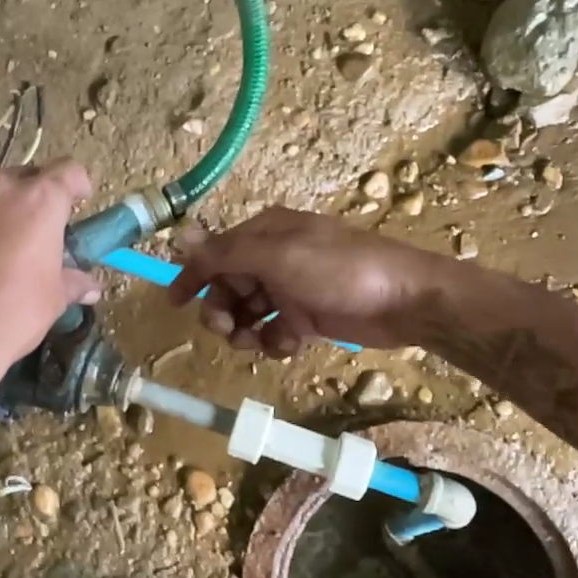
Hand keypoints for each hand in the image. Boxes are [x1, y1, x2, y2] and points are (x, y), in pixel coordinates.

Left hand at [0, 160, 102, 377]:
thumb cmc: (15, 311)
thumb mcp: (54, 298)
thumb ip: (74, 282)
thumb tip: (91, 287)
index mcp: (41, 201)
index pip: (68, 170)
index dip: (78, 184)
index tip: (79, 201)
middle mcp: (2, 189)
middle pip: (28, 175)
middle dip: (39, 194)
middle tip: (43, 227)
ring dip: (5, 206)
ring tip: (7, 241)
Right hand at [167, 208, 448, 355]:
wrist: (404, 300)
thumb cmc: (339, 270)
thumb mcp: (278, 256)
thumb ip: (227, 251)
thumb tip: (181, 234)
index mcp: (265, 233)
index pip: (215, 253)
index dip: (192, 276)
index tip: (173, 302)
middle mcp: (274, 258)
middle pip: (227, 286)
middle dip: (221, 310)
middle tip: (227, 330)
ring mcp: (291, 288)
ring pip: (247, 312)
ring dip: (243, 330)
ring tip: (257, 342)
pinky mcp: (307, 317)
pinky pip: (273, 331)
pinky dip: (274, 341)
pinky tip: (288, 344)